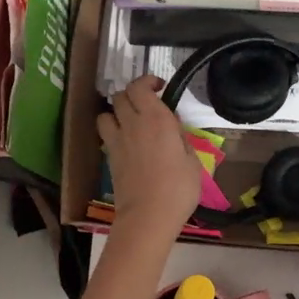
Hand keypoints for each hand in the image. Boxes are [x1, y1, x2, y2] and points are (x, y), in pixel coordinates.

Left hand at [98, 75, 203, 236]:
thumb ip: (181, 138)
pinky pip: (105, 134)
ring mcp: (117, 141)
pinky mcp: (109, 157)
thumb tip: (172, 128)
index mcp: (156, 119)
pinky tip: (125, 141)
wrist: (148, 216)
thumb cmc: (178, 189)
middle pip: (120, 95)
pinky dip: (112, 131)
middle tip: (147, 104)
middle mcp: (133, 124)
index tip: (159, 87)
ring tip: (130, 121)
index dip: (147, 81)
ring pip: (106, 112)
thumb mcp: (193, 160)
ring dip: (116, 112)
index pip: (140, 86)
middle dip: (132, 94)